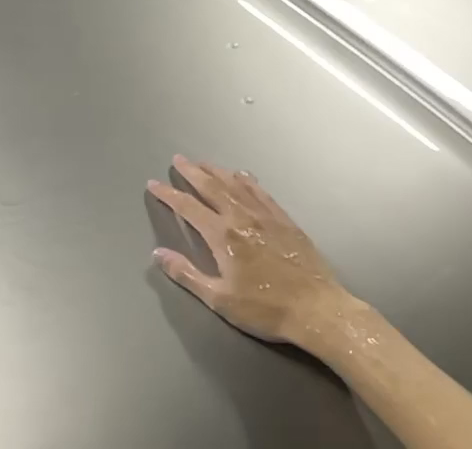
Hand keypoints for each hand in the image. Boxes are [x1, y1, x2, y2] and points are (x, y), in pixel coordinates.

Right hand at [148, 155, 357, 350]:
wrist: (317, 311)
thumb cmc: (265, 309)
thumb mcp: (219, 300)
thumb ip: (186, 274)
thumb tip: (158, 254)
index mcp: (222, 236)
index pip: (188, 207)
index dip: (168, 194)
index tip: (153, 183)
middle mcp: (241, 217)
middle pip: (211, 187)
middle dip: (191, 172)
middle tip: (178, 159)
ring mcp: (265, 216)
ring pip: (236, 184)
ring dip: (216, 171)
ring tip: (203, 163)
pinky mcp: (285, 221)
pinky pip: (261, 192)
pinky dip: (247, 180)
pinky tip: (242, 175)